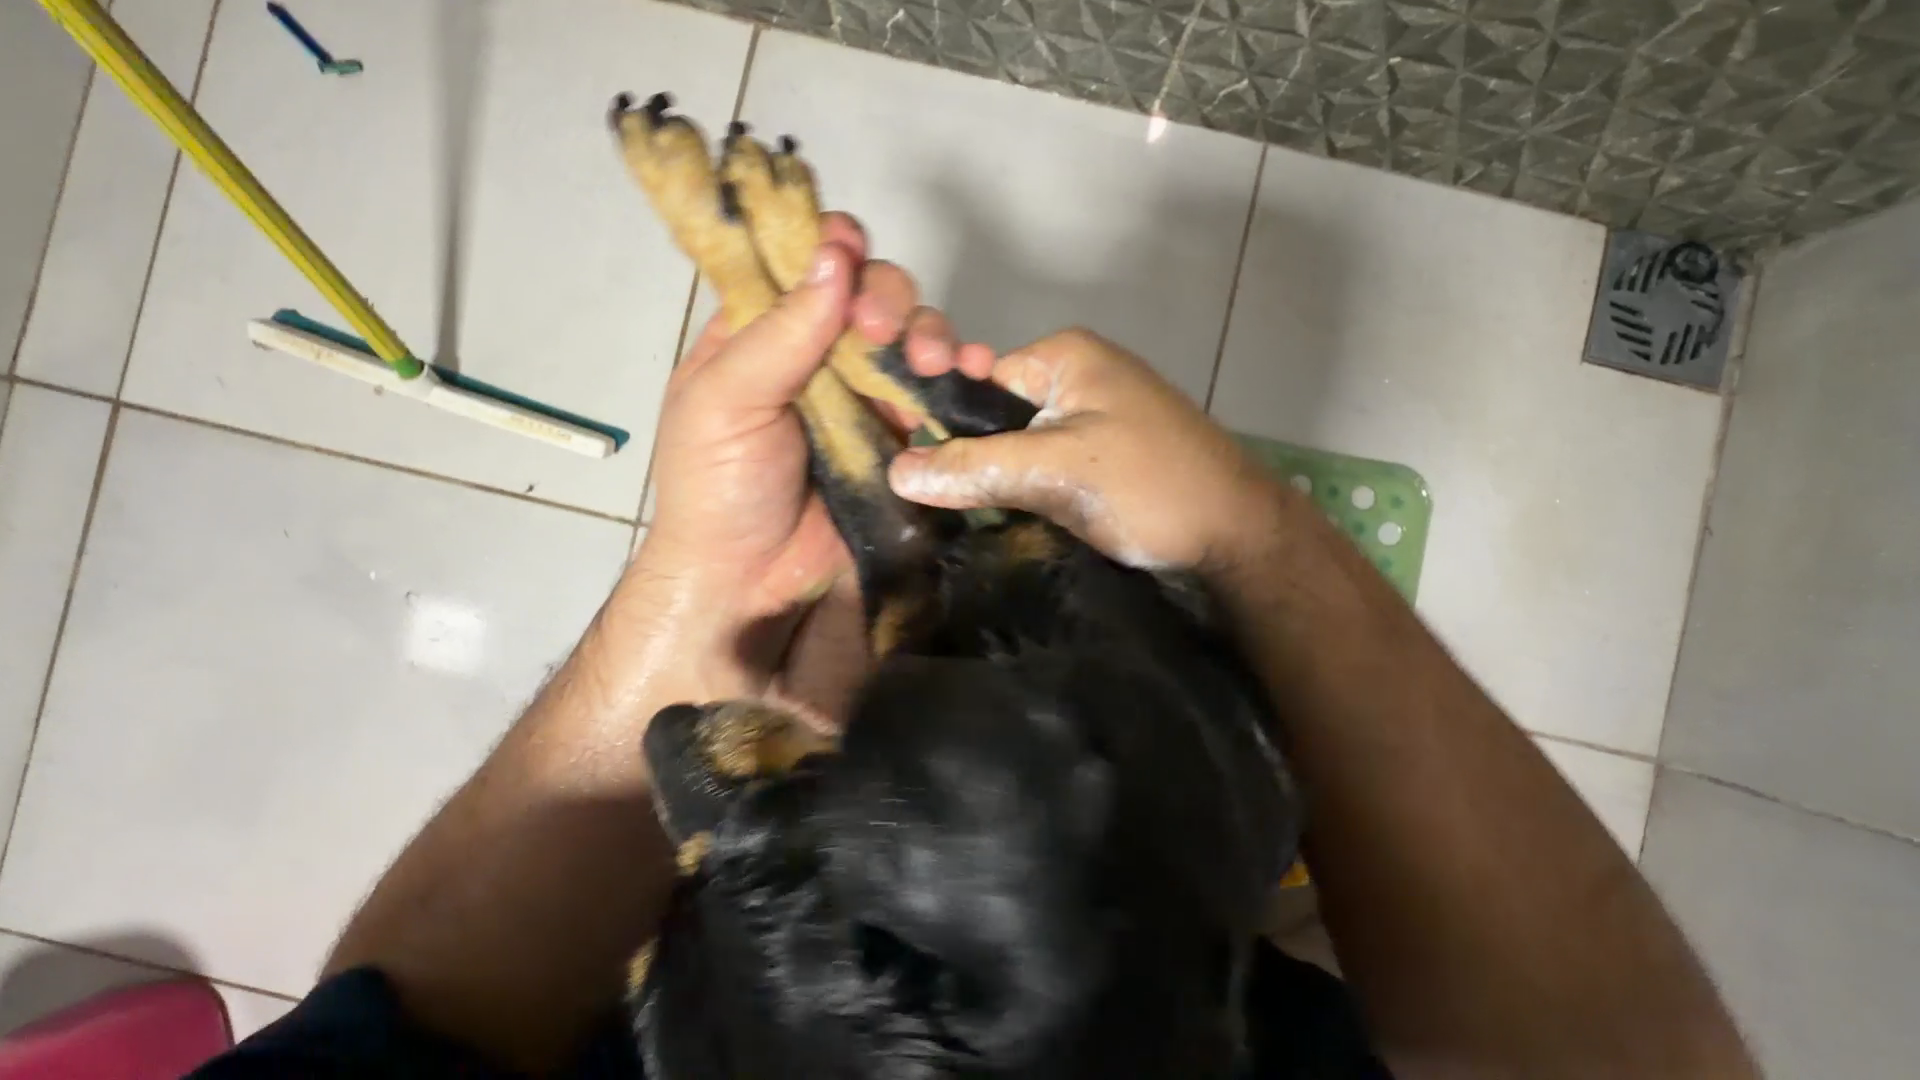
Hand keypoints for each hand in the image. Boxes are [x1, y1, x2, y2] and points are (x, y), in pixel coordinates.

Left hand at [633, 214, 987, 686]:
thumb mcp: (724, 402)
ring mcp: (866, 397)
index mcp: (762, 335)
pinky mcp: (904, 437)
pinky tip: (974, 370)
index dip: (831, 249)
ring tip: (932, 359)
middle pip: (870, 293)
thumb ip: (779, 332)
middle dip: (888, 297)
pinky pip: (939, 392)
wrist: (754, 585)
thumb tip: (834, 258)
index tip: (849, 246)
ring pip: (912, 336)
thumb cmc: (718, 489)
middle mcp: (819, 356)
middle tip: (882, 329)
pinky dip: (962, 373)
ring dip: (929, 332)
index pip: (804, 267)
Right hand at [886, 328, 1281, 571]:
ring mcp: (1087, 417)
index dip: (935, 419)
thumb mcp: (1058, 471)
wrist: (1237, 533)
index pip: (972, 378)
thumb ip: (977, 467)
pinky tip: (989, 517)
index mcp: (1062, 356)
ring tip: (945, 512)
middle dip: (960, 453)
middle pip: (989, 412)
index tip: (902, 463)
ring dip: (987, 476)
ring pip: (1011, 444)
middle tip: (922, 498)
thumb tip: (897, 470)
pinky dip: (1015, 488)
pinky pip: (1036, 465)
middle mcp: (1072, 375)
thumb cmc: (1151, 485)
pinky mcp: (1096, 456)